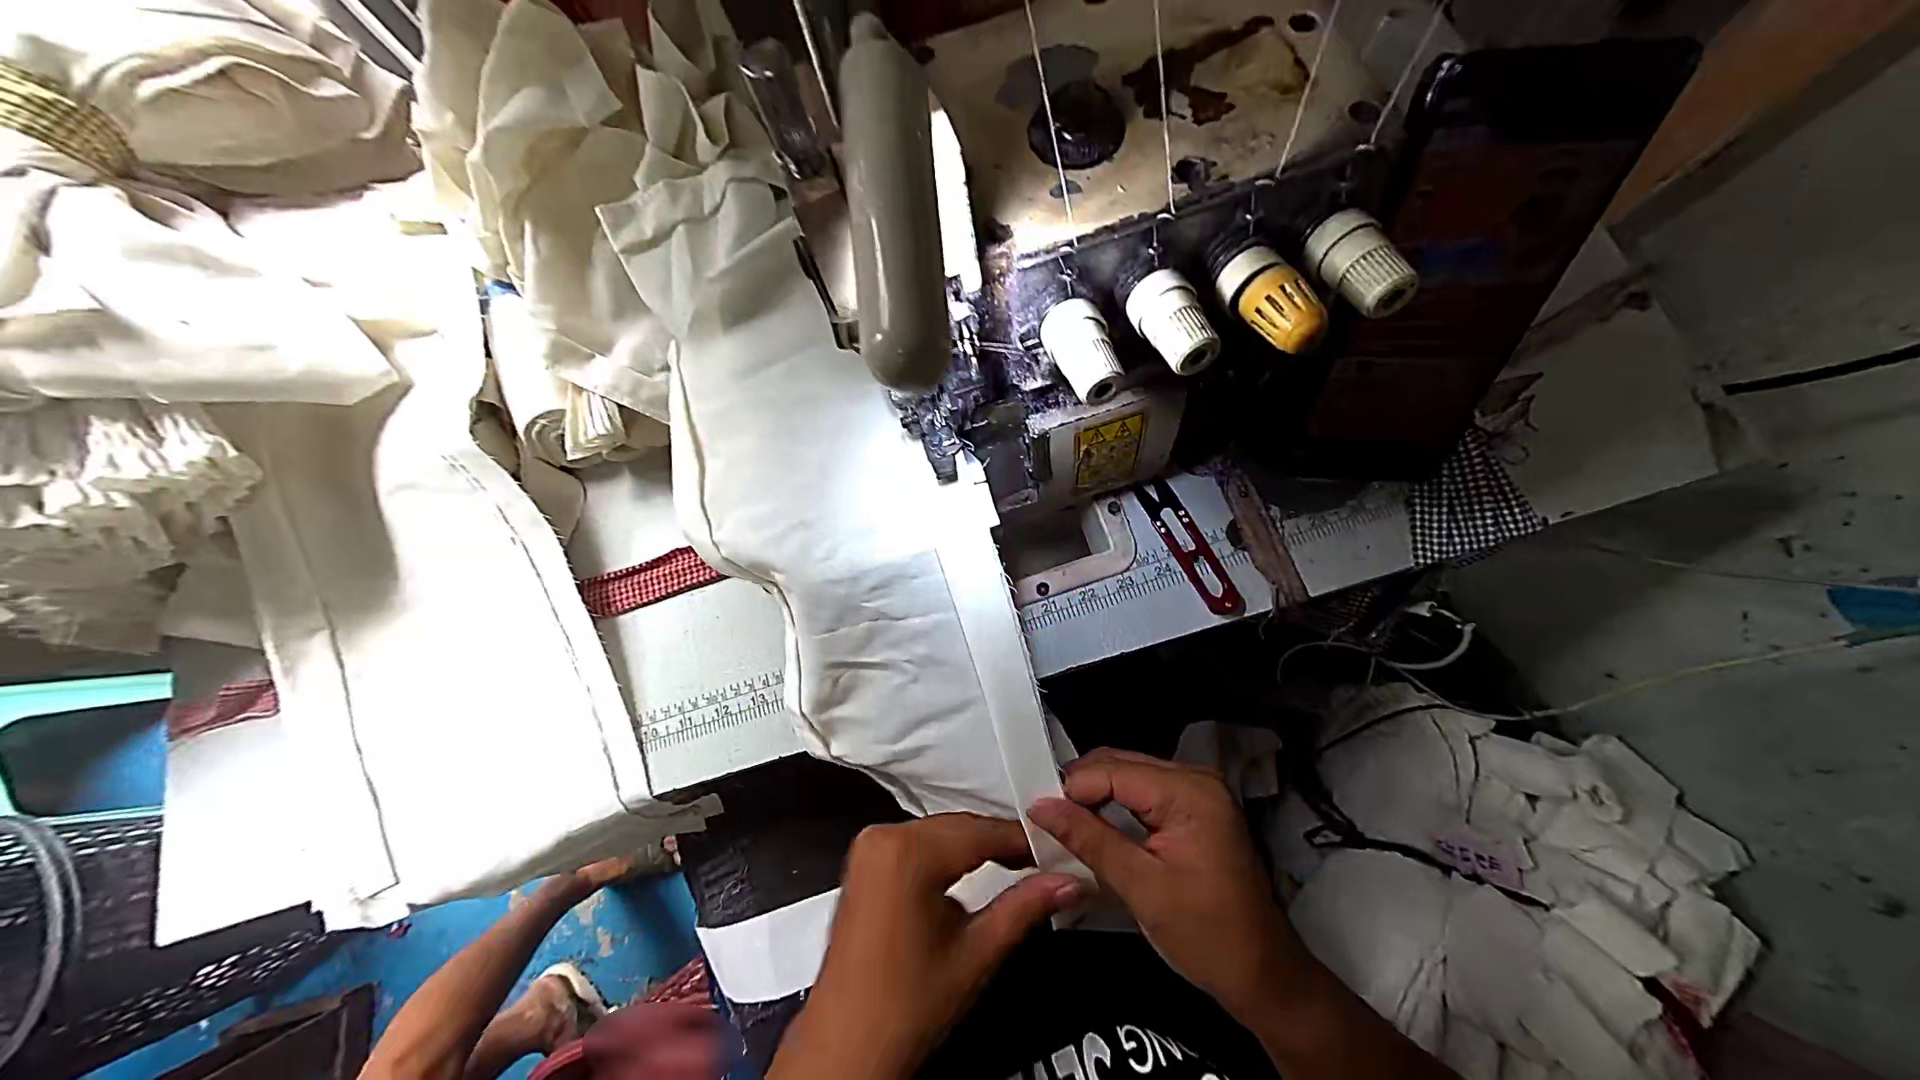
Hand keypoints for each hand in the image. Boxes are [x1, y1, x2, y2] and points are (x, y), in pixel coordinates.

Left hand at [769, 814, 1084, 1079]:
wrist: (848, 1044)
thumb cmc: (896, 1010)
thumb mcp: (976, 954)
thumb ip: (1024, 908)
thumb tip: (1062, 884)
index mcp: (907, 855)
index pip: (981, 831)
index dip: (1023, 840)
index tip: (1052, 850)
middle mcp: (882, 841)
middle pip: (960, 828)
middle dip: (1002, 843)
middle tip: (1042, 860)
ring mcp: (869, 849)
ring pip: (940, 832)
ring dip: (976, 847)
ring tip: (1015, 865)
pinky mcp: (865, 861)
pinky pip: (917, 842)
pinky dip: (947, 853)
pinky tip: (971, 870)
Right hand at [1027, 748, 1313, 1020]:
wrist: (1265, 975)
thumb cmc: (1208, 936)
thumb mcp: (1141, 887)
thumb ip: (1089, 838)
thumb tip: (1041, 807)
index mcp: (1190, 792)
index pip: (1113, 771)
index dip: (1071, 788)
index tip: (1037, 813)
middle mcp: (1196, 779)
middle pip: (1120, 765)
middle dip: (1080, 788)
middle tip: (1045, 818)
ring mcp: (1198, 791)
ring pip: (1128, 775)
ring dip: (1095, 796)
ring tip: (1062, 822)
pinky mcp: (1195, 808)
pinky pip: (1143, 792)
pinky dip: (1115, 805)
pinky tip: (1093, 825)